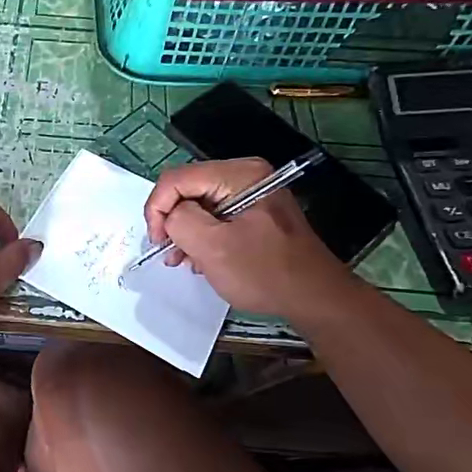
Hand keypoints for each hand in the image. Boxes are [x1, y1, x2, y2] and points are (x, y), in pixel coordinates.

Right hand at [143, 158, 354, 320]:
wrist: (314, 296)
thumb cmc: (265, 273)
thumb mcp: (213, 248)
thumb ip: (180, 221)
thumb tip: (171, 215)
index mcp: (239, 174)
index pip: (176, 178)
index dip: (158, 208)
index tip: (158, 242)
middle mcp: (246, 175)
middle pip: (188, 189)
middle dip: (173, 221)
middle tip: (171, 253)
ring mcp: (252, 194)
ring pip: (200, 204)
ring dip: (187, 232)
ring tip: (187, 261)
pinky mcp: (255, 213)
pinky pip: (216, 216)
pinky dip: (204, 236)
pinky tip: (205, 260)